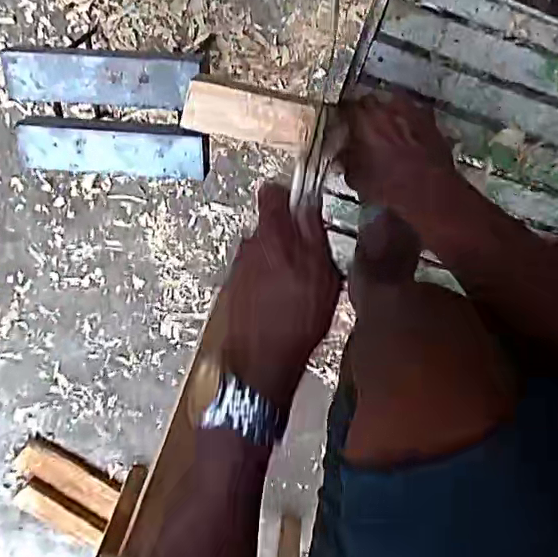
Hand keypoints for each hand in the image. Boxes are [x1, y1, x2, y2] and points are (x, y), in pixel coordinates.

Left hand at [219, 181, 340, 405]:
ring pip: (265, 250)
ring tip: (302, 284)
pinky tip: (286, 301)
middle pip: (271, 223)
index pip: (275, 192)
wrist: (262, 364)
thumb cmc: (296, 320)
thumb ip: (314, 232)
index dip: (293, 194)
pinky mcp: (234, 290)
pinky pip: (257, 273)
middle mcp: (249, 245)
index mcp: (272, 234)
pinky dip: (270, 280)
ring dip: (281, 259)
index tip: (307, 203)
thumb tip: (310, 204)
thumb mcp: (322, 273)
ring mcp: (239, 268)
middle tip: (314, 253)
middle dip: (291, 233)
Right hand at [338, 92, 466, 216]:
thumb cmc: (391, 187)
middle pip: (370, 100)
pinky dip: (410, 119)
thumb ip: (346, 162)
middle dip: (365, 111)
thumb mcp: (358, 180)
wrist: (429, 191)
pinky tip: (410, 133)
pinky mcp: (430, 120)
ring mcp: (411, 112)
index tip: (343, 123)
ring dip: (389, 111)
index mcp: (364, 121)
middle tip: (364, 127)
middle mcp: (387, 110)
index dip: (344, 115)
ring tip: (389, 128)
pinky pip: (416, 112)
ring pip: (394, 102)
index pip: (346, 107)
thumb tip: (343, 157)